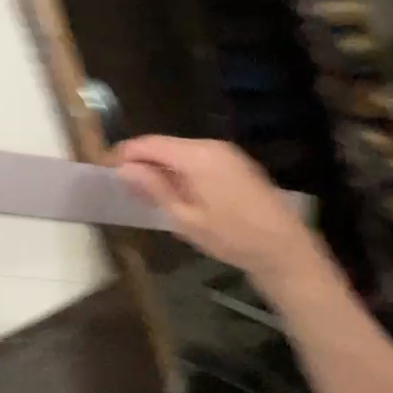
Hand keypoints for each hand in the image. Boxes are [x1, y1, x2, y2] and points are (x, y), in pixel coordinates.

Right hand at [114, 136, 327, 281]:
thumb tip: (124, 169)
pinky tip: (179, 194)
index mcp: (196, 156)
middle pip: (165, 145)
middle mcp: (211, 146)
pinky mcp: (236, 164)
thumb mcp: (186, 219)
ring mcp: (227, 153)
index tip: (107, 170)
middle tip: (126, 187)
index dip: (125, 154)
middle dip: (143, 162)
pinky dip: (182, 170)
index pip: (149, 144)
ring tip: (149, 194)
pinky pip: (199, 158)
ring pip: (182, 152)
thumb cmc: (232, 237)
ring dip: (163, 167)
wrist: (285, 249)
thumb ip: (154, 189)